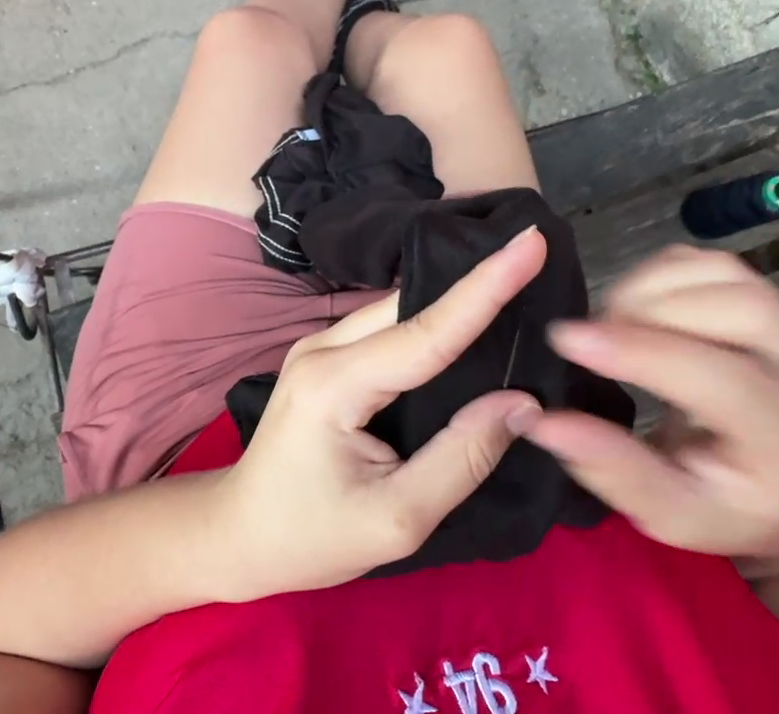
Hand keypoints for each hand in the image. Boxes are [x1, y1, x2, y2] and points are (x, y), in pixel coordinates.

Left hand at [211, 227, 548, 600]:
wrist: (237, 533)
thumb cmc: (311, 537)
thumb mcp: (396, 519)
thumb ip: (461, 458)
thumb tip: (522, 402)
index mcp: (335, 385)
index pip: (426, 331)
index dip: (485, 286)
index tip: (530, 242)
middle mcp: (323, 348)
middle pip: (411, 307)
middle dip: (475, 282)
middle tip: (541, 261)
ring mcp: (318, 347)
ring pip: (398, 310)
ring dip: (453, 300)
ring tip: (518, 285)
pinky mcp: (325, 356)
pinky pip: (387, 327)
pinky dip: (430, 323)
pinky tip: (468, 324)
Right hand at [524, 246, 778, 577]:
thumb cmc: (721, 511)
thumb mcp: (665, 514)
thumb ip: (610, 467)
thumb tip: (541, 420)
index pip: (722, 381)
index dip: (639, 353)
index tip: (566, 339)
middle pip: (739, 308)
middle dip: (649, 309)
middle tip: (593, 334)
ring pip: (728, 277)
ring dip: (653, 287)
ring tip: (614, 323)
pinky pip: (717, 266)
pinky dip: (663, 274)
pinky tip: (638, 310)